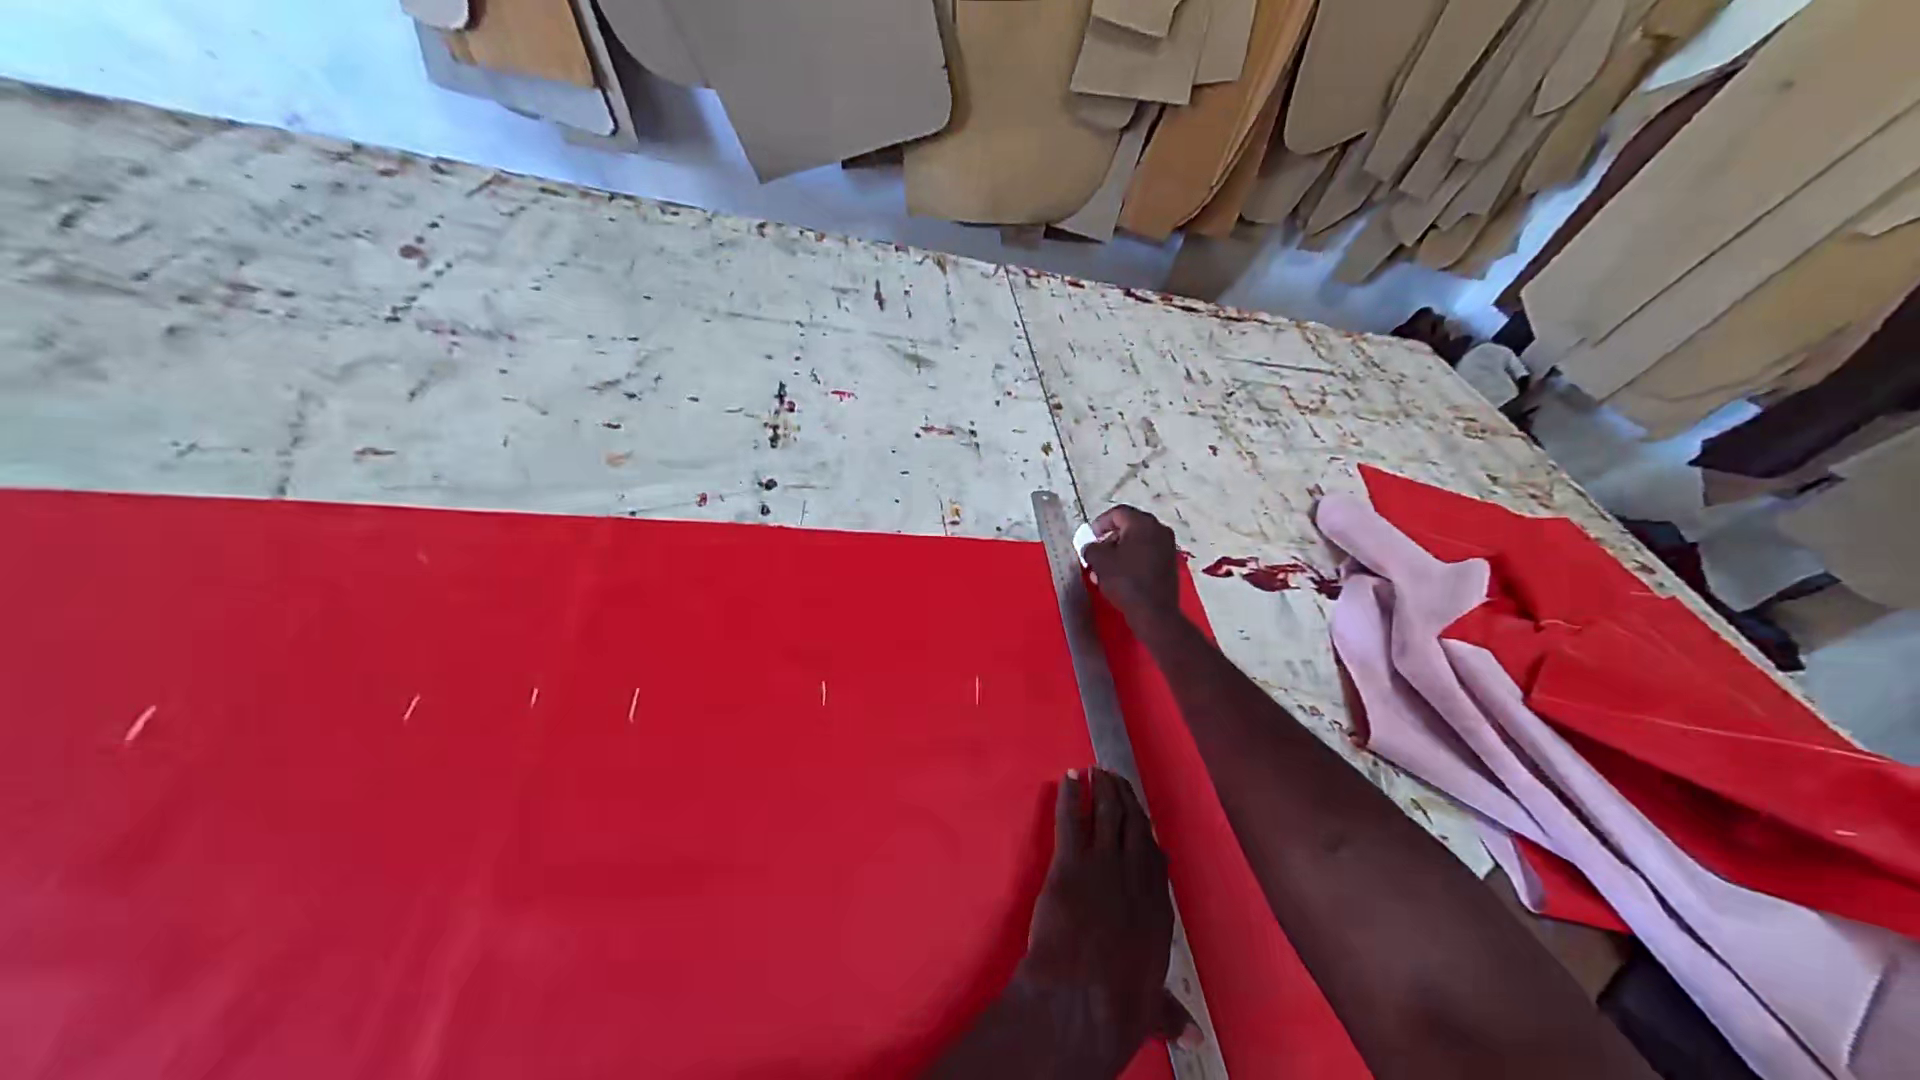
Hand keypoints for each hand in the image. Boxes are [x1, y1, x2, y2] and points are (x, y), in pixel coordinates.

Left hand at [1012, 768, 1193, 1077]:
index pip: (1156, 862)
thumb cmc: (1117, 1007)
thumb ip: (1168, 1012)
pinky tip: (1070, 778)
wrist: (1081, 999)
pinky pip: (1073, 820)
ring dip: (1105, 789)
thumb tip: (1193, 1035)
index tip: (1144, 823)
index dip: (1148, 839)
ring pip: (1109, 816)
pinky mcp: (1071, 863)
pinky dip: (1072, 796)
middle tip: (1118, 778)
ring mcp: (1104, 866)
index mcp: (1157, 910)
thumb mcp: (1149, 1010)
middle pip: (1135, 827)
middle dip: (1127, 799)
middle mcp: (1136, 879)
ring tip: (1099, 771)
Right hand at [1082, 506, 1182, 627]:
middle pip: (1129, 526)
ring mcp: (1168, 547)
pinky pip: (1146, 554)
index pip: (1118, 513)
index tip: (1089, 537)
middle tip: (1096, 553)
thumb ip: (1091, 548)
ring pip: (1138, 542)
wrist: (1153, 612)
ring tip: (1104, 569)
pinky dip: (1132, 560)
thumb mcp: (1099, 561)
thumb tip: (1091, 547)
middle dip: (1109, 539)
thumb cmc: (1125, 581)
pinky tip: (1120, 576)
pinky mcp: (1170, 564)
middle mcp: (1159, 530)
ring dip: (1119, 551)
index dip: (1099, 523)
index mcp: (1143, 523)